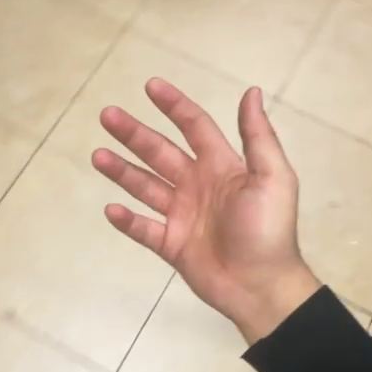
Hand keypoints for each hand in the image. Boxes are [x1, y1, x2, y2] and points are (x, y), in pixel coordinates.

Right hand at [93, 80, 320, 342]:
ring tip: (98, 156)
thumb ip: (258, 137)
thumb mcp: (273, 178)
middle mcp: (197, 185)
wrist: (261, 285)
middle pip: (160, 152)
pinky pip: (143, 229)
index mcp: (222, 166)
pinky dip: (127, 220)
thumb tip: (251, 91)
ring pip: (145, 186)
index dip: (174, 106)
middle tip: (107, 115)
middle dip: (134, 134)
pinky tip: (111, 208)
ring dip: (122, 170)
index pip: (194, 127)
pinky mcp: (171, 244)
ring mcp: (181, 215)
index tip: (150, 86)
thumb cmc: (270, 230)